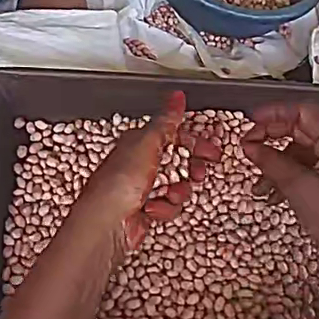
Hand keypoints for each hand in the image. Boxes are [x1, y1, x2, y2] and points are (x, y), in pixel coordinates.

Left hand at [64, 90, 218, 260]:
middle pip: (180, 162)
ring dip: (177, 192)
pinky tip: (153, 209)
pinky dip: (165, 209)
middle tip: (196, 174)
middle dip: (190, 170)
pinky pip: (169, 206)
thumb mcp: (148, 144)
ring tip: (168, 195)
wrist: (107, 222)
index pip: (175, 137)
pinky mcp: (148, 208)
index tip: (211, 152)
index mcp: (141, 142)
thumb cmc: (119, 183)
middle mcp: (142, 164)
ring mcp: (145, 188)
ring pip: (178, 186)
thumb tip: (177, 97)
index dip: (195, 144)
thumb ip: (166, 121)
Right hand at [240, 102, 318, 271]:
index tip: (251, 121)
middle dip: (271, 137)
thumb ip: (272, 161)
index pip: (304, 113)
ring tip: (257, 179)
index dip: (274, 114)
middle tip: (247, 145)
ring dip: (275, 161)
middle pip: (300, 129)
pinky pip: (302, 167)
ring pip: (298, 150)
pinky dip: (284, 175)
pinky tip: (269, 192)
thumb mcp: (298, 187)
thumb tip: (250, 145)